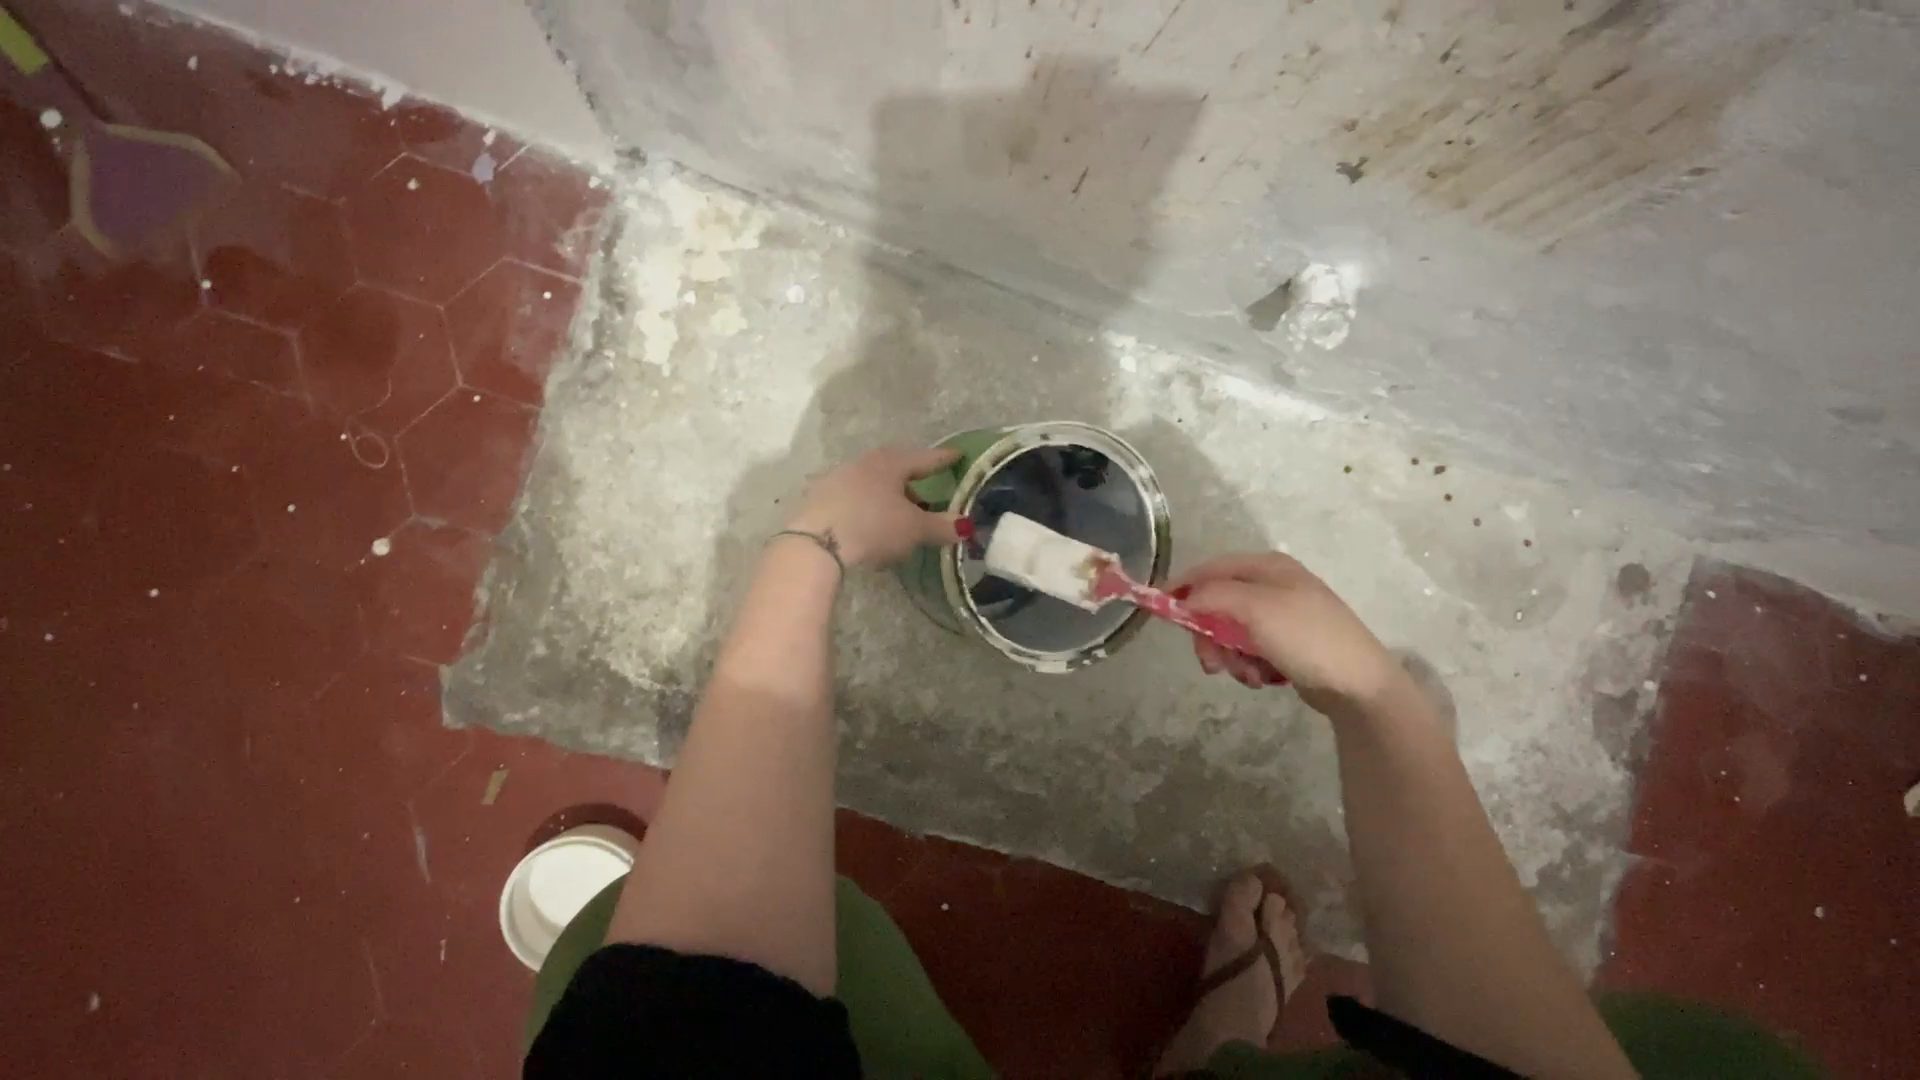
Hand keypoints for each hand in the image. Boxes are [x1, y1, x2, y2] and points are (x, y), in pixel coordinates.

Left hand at [784, 446, 965, 568]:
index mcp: (890, 462)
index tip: (957, 455)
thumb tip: (965, 525)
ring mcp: (837, 478)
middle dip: (911, 481)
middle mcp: (863, 462)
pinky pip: (852, 498)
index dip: (944, 459)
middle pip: (894, 468)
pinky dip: (865, 507)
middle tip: (925, 495)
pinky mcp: (818, 498)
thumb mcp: (913, 529)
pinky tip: (868, 525)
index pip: (925, 458)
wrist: (816, 542)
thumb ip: (941, 525)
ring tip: (896, 516)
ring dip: (886, 496)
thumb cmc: (873, 526)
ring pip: (871, 483)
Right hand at [1171, 553, 1407, 715]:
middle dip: (1210, 635)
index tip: (1160, 612)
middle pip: (1218, 604)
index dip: (1183, 588)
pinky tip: (1263, 679)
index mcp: (1268, 567)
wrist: (1360, 685)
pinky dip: (1249, 665)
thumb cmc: (1307, 638)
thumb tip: (1184, 600)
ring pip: (1231, 631)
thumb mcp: (1255, 610)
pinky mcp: (1289, 643)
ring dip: (1230, 655)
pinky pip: (1250, 650)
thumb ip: (1213, 597)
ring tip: (1247, 675)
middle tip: (1212, 663)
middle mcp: (1274, 585)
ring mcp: (1283, 615)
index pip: (1211, 569)